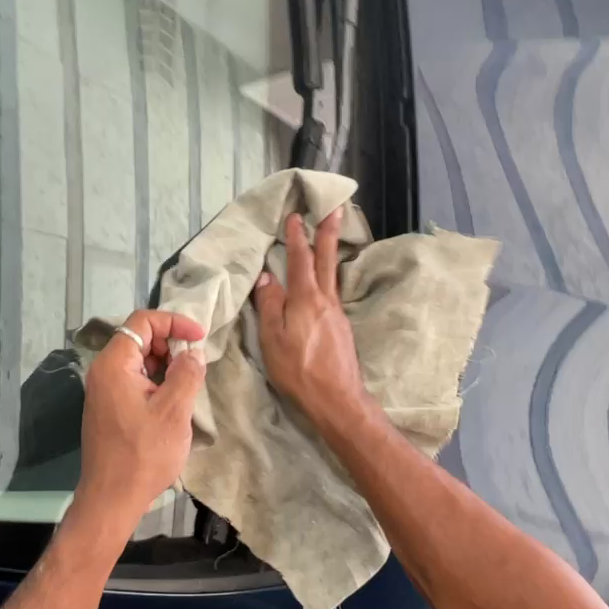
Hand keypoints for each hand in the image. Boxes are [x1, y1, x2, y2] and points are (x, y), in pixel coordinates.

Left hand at [71, 310, 208, 539]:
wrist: (112, 498)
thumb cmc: (143, 454)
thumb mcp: (174, 411)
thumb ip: (186, 374)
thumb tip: (193, 352)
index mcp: (114, 364)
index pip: (143, 322)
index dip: (174, 322)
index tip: (200, 337)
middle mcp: (103, 372)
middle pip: (138, 338)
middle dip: (170, 343)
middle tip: (194, 364)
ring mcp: (103, 391)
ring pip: (137, 361)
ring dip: (165, 364)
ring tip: (187, 384)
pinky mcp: (108, 408)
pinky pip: (133, 381)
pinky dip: (155, 381)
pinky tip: (172, 401)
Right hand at [253, 209, 374, 432]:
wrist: (337, 399)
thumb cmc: (298, 370)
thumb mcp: (272, 339)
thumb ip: (270, 305)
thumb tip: (267, 277)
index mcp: (306, 299)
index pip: (300, 260)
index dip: (297, 237)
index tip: (296, 216)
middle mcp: (325, 300)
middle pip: (326, 259)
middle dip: (327, 232)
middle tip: (335, 208)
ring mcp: (337, 314)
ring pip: (331, 275)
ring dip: (330, 252)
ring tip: (330, 236)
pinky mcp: (341, 328)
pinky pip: (332, 292)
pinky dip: (328, 277)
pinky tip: (324, 281)